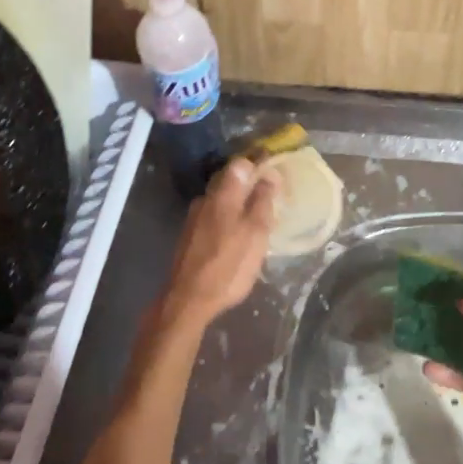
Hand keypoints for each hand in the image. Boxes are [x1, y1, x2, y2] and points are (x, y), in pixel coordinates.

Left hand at [161, 158, 278, 328]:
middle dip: (249, 186)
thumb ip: (263, 200)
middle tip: (269, 202)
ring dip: (237, 205)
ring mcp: (194, 217)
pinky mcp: (189, 235)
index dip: (258, 166)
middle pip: (229, 181)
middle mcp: (205, 199)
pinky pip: (212, 217)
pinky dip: (226, 220)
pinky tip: (234, 238)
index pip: (240, 164)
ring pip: (220, 200)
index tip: (274, 177)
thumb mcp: (256, 233)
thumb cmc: (229, 265)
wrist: (188, 299)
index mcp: (223, 194)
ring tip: (254, 223)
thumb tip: (269, 173)